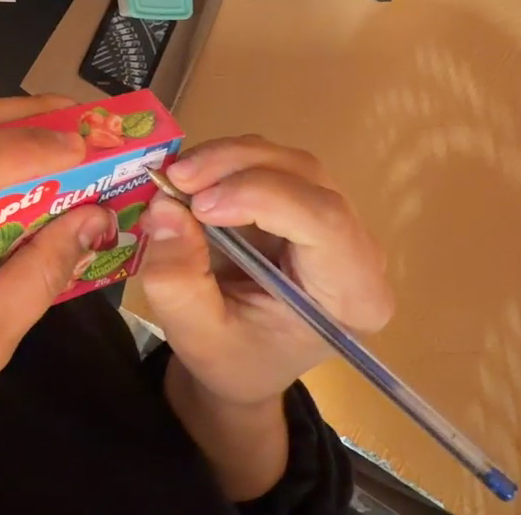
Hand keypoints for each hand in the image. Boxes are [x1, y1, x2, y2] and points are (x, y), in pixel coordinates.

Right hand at [138, 136, 393, 407]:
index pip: (325, 221)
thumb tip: (164, 208)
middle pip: (303, 176)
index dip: (261, 196)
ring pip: (284, 160)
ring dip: (225, 158)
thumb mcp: (195, 334)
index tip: (197, 206)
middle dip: (233, 166)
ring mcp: (332, 218)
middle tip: (173, 179)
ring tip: (176, 180)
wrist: (243, 363)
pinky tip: (191, 181)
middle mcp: (356, 248)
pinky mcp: (302, 200)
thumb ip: (177, 278)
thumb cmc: (231, 360)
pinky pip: (267, 161)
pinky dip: (223, 161)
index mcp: (352, 296)